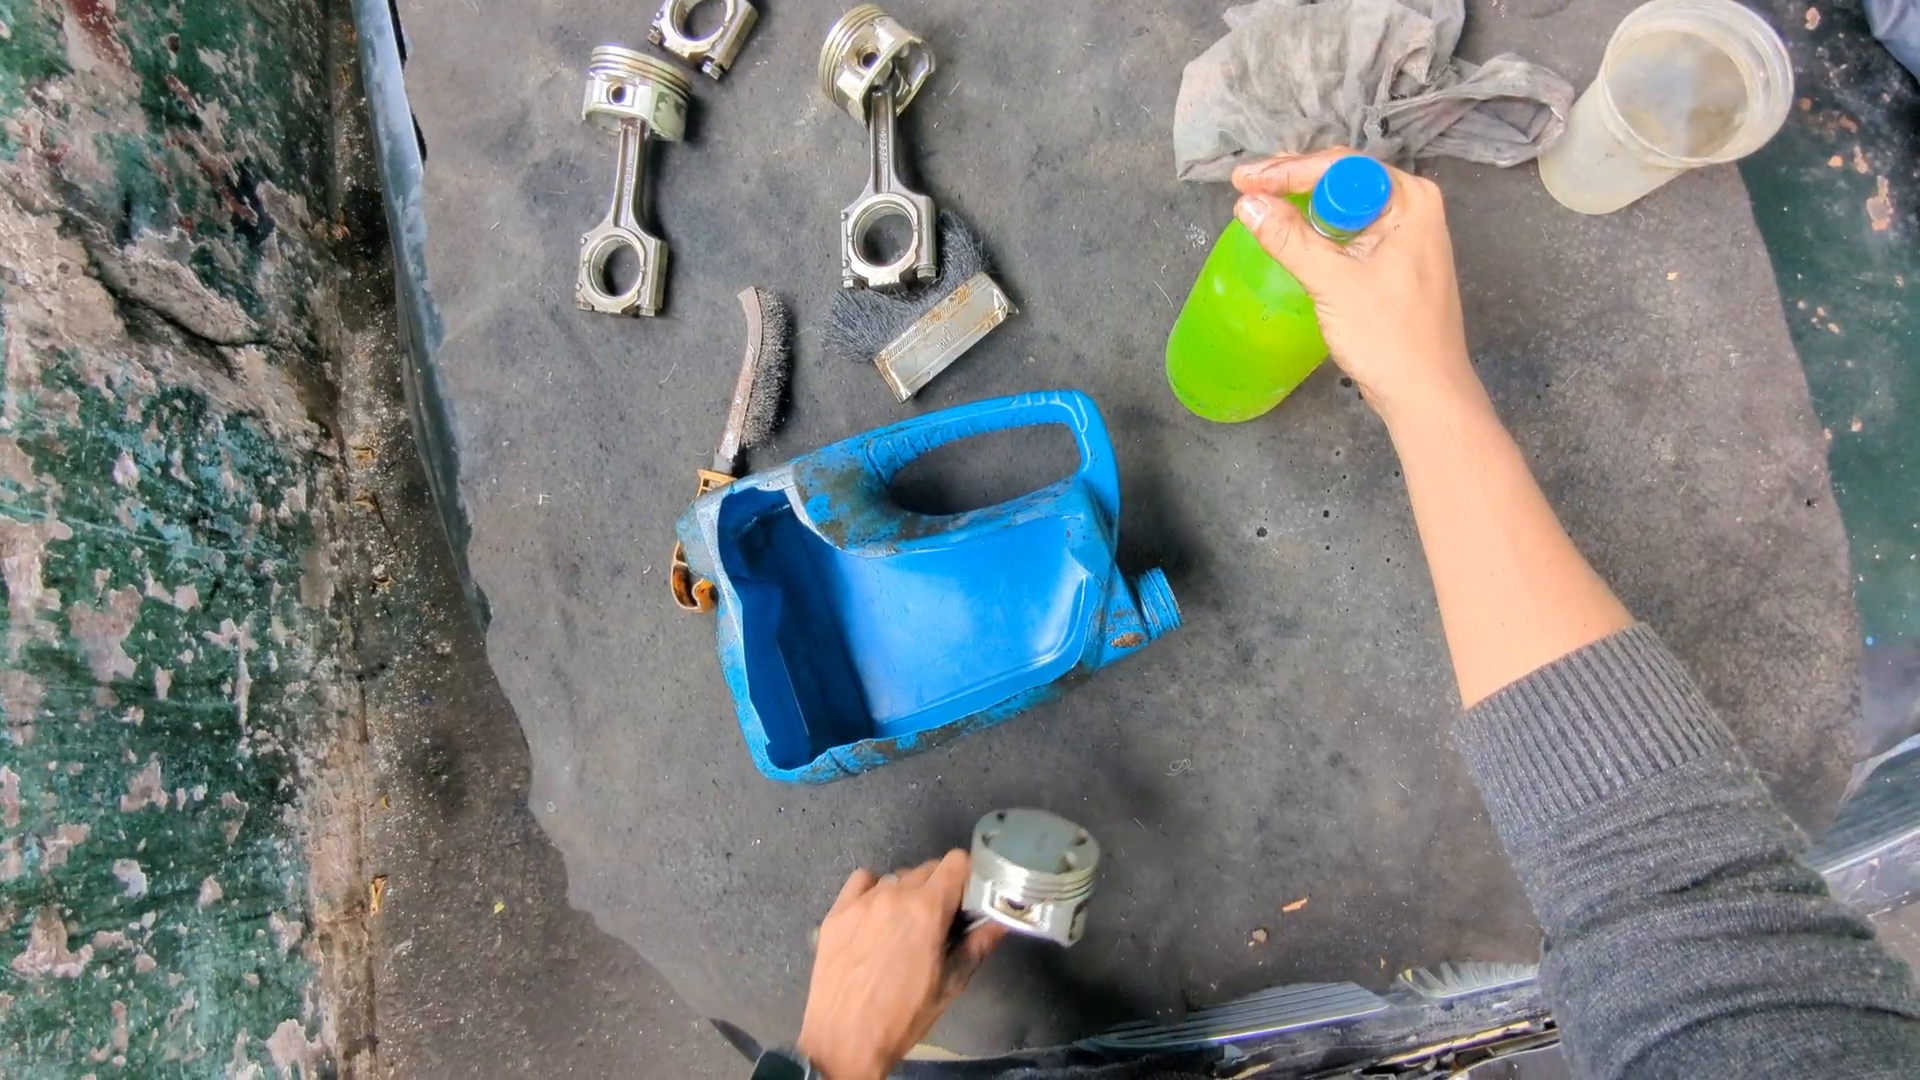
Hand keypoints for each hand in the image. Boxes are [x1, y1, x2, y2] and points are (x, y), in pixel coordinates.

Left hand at [796, 851, 1007, 1079]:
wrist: (843, 1043)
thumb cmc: (903, 1017)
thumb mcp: (949, 986)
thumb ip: (978, 945)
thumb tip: (1001, 920)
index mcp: (927, 909)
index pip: (957, 862)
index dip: (968, 874)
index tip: (968, 895)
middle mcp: (895, 893)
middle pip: (928, 869)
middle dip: (939, 888)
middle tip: (939, 920)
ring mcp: (863, 900)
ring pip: (897, 877)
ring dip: (908, 892)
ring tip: (904, 926)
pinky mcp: (838, 910)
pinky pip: (863, 880)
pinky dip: (874, 889)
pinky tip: (875, 914)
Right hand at [1231, 150, 1480, 425]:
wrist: (1422, 389)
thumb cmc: (1388, 335)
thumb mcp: (1334, 282)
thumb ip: (1290, 239)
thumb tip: (1248, 204)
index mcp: (1409, 200)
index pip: (1340, 168)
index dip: (1289, 170)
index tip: (1245, 180)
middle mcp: (1410, 209)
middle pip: (1342, 181)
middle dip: (1292, 181)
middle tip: (1245, 184)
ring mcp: (1402, 237)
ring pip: (1343, 207)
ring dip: (1301, 203)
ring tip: (1260, 201)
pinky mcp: (1390, 264)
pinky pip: (1347, 234)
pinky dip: (1315, 230)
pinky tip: (1290, 233)